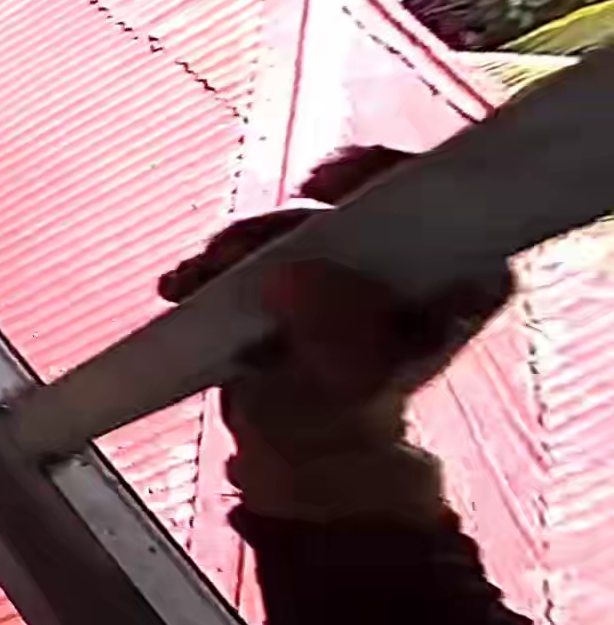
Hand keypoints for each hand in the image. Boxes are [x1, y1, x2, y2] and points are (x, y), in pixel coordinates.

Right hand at [160, 170, 509, 523]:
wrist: (288, 445)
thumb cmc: (327, 419)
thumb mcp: (336, 383)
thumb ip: (329, 332)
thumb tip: (291, 273)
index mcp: (445, 279)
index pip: (425, 201)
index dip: (373, 179)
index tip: (318, 182)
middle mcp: (394, 266)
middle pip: (330, 215)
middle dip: (265, 230)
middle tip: (217, 256)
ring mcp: (331, 275)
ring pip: (277, 236)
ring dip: (223, 252)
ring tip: (185, 282)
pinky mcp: (280, 287)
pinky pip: (240, 259)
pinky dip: (204, 268)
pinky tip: (179, 286)